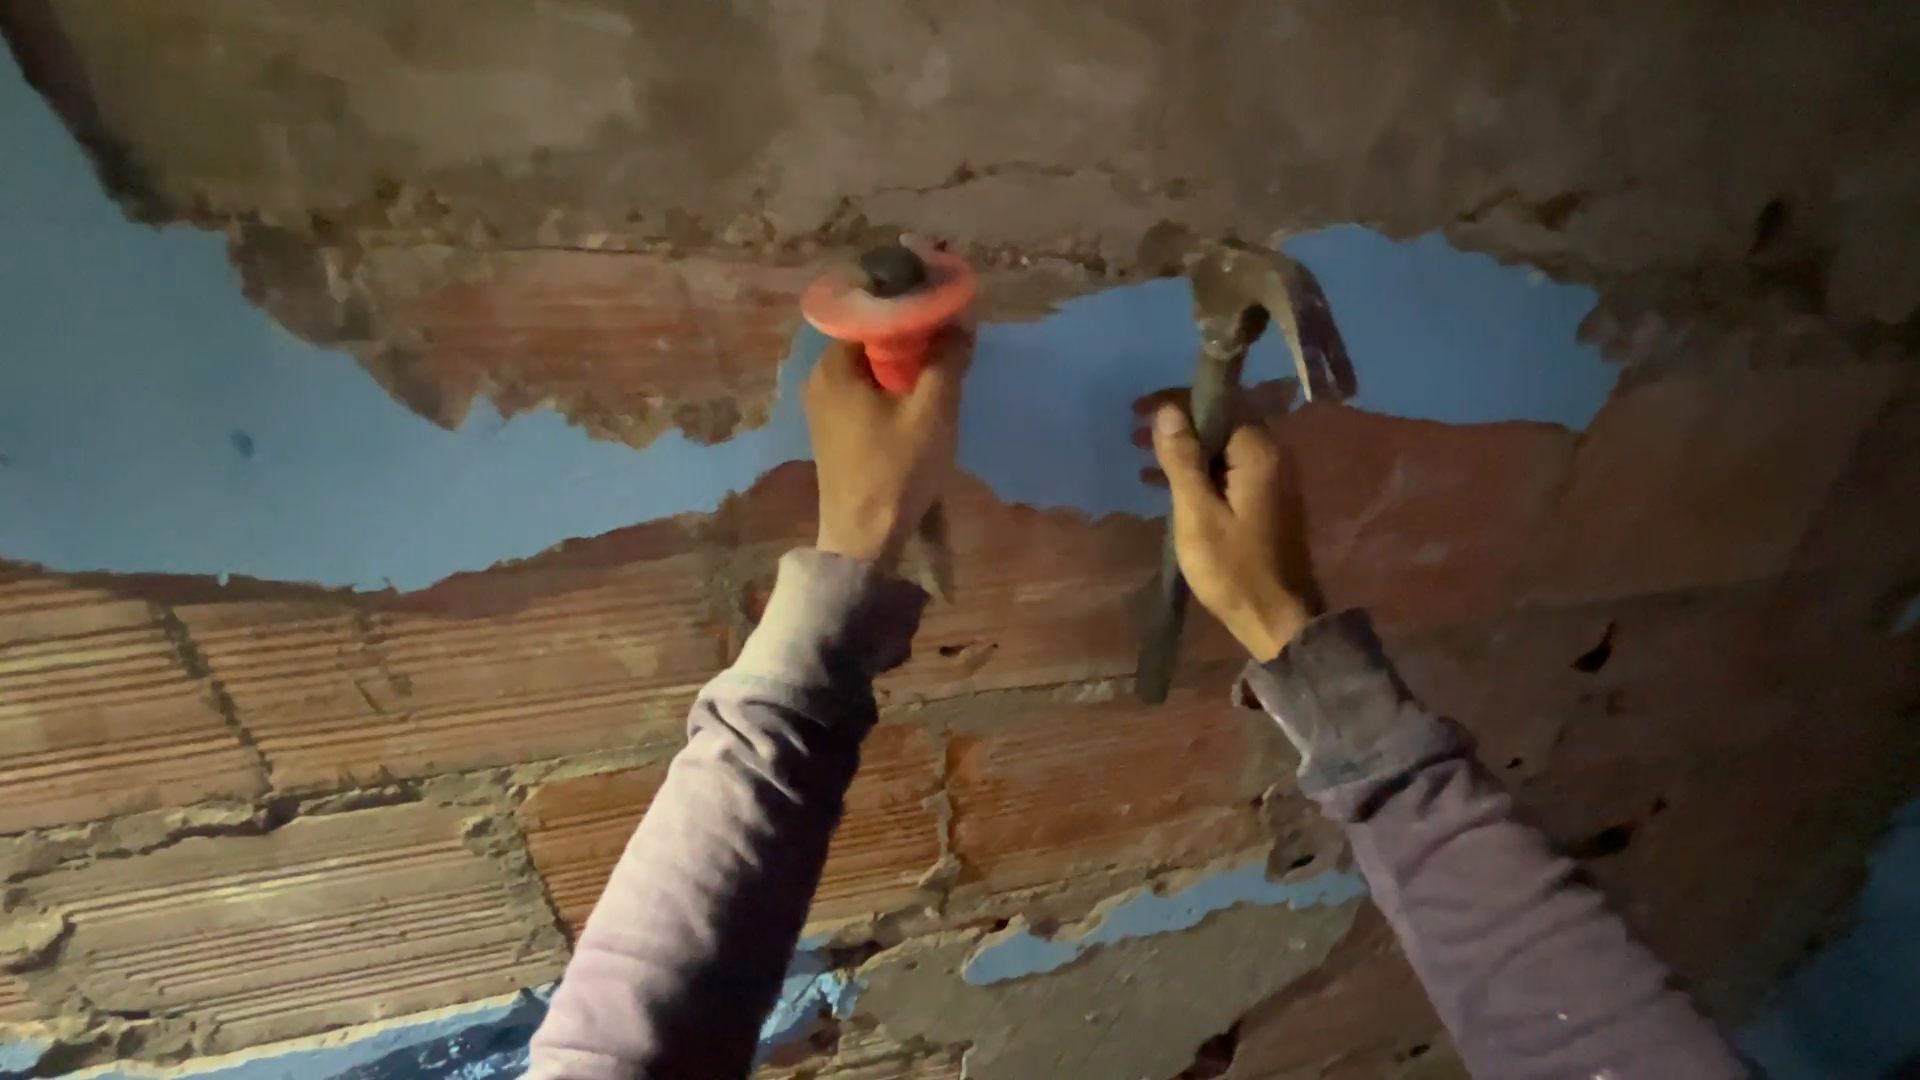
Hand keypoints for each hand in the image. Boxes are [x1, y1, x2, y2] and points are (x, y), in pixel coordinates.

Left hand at [806, 328, 971, 569]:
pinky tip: (919, 406)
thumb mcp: (932, 411)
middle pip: (872, 342)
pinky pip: (865, 395)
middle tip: (951, 346)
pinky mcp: (833, 432)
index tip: (947, 314)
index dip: (913, 310)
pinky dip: (892, 392)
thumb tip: (959, 321)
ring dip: (905, 369)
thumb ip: (947, 359)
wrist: (864, 537)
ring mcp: (823, 408)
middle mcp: (820, 379)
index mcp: (834, 365)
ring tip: (942, 375)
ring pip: (871, 370)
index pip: (874, 314)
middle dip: (913, 341)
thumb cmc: (897, 469)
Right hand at [1134, 387, 1314, 659]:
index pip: (1218, 403)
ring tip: (1141, 456)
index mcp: (1258, 453)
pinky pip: (1225, 470)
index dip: (1175, 401)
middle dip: (1176, 423)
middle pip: (1221, 421)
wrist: (1278, 619)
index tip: (1138, 412)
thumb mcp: (1197, 514)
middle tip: (1134, 434)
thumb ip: (1182, 460)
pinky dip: (1196, 471)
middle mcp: (1271, 456)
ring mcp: (1269, 480)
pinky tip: (1164, 484)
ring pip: (1220, 447)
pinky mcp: (1263, 501)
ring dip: (1182, 448)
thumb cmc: (1233, 569)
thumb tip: (1166, 411)